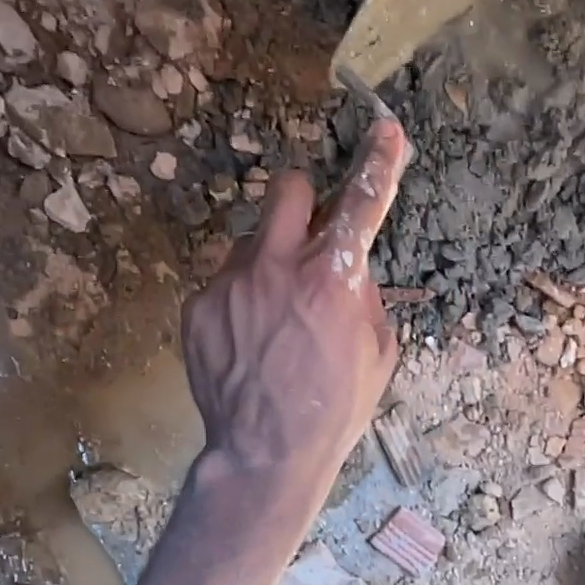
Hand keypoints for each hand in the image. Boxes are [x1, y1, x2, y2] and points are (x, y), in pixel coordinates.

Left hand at [181, 119, 408, 487]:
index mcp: (333, 279)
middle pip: (287, 187)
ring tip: (274, 322)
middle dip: (303, 199)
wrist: (265, 454)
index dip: (379, 163)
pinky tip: (248, 345)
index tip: (386, 130)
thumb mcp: (377, 356)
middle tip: (308, 236)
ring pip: (252, 243)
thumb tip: (351, 271)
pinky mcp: (198, 306)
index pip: (363, 203)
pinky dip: (241, 303)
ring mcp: (230, 284)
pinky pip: (225, 285)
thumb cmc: (334, 410)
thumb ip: (367, 299)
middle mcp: (277, 266)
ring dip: (269, 265)